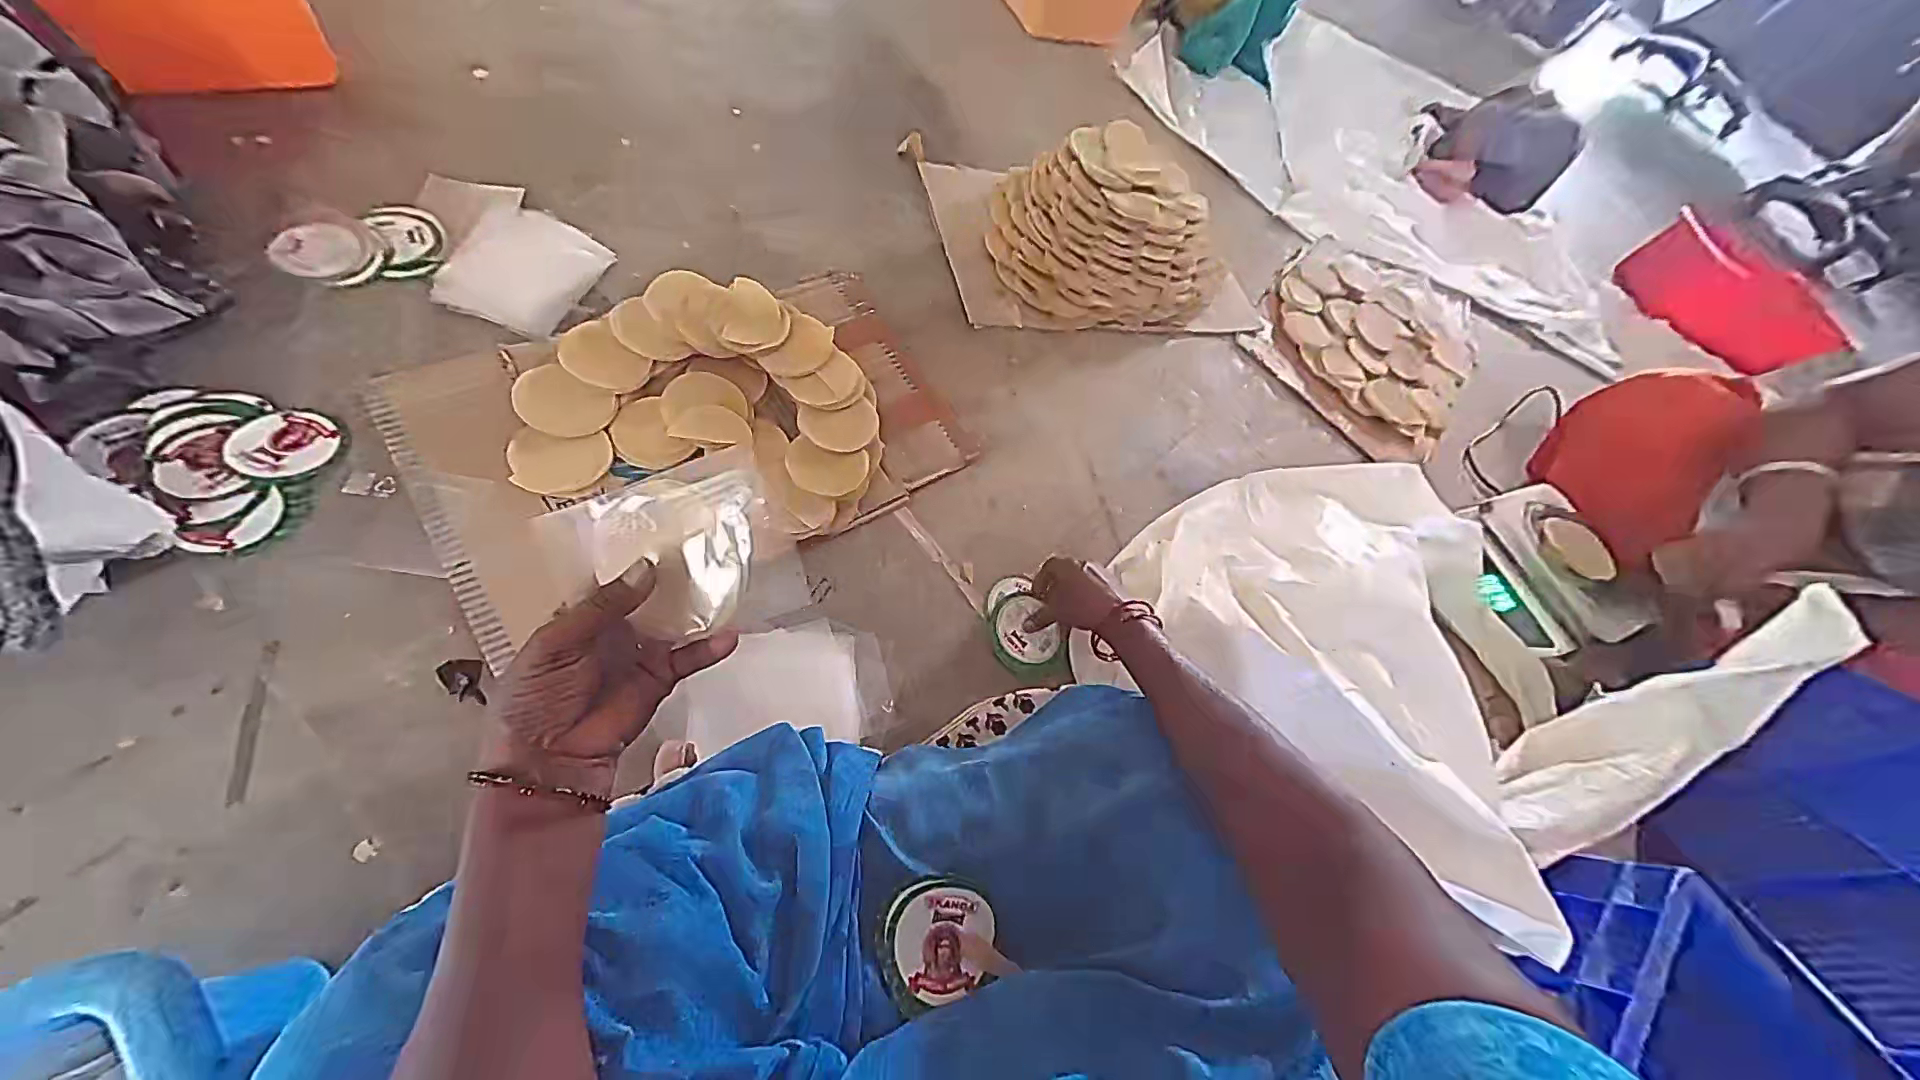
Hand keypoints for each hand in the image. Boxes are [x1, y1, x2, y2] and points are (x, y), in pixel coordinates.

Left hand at [487, 561, 738, 769]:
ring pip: (673, 622)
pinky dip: (709, 648)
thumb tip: (646, 571)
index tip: (661, 534)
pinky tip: (727, 636)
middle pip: (649, 598)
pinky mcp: (661, 677)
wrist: (548, 758)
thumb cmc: (535, 697)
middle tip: (701, 550)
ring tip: (721, 583)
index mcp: (581, 617)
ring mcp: (641, 653)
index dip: (633, 561)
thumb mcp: (556, 643)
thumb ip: (602, 606)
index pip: (612, 582)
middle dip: (672, 578)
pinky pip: (689, 657)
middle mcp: (615, 630)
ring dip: (695, 607)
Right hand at [1024, 555, 1126, 632]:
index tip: (1037, 596)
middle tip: (1049, 601)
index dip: (1039, 584)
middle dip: (1053, 587)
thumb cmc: (1079, 606)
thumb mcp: (1054, 612)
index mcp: (1062, 564)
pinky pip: (1089, 585)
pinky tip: (1081, 608)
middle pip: (1061, 572)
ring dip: (1069, 590)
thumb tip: (1027, 624)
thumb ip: (1038, 616)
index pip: (1045, 569)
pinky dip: (1082, 593)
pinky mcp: (1108, 581)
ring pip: (1076, 578)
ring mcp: (1095, 570)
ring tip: (1065, 607)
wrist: (1112, 614)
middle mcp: (1079, 562)